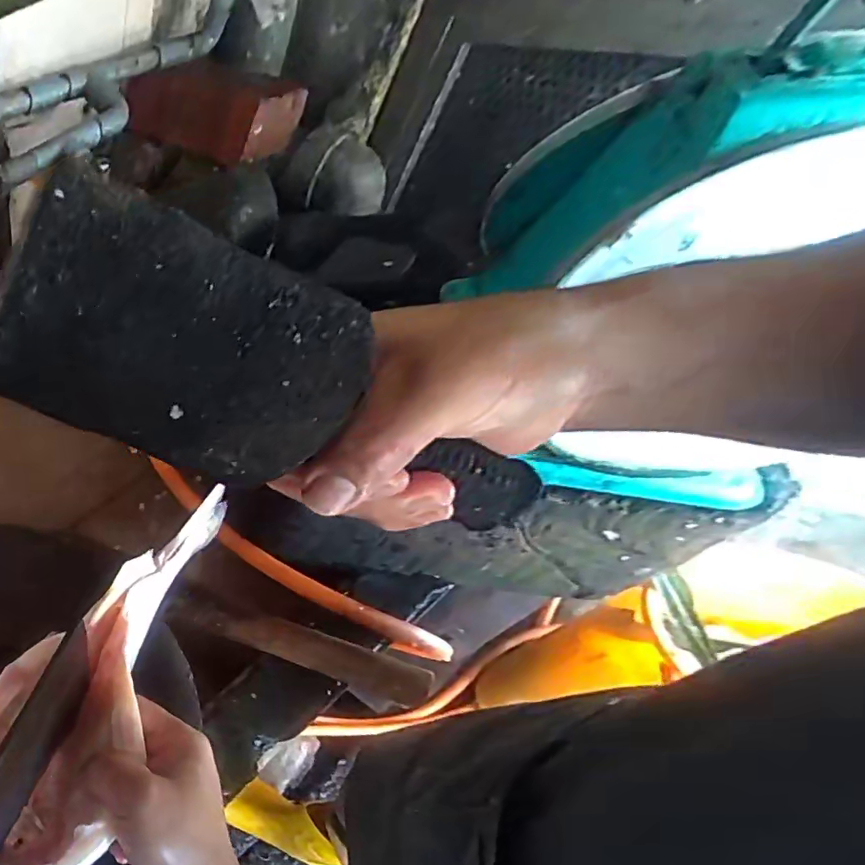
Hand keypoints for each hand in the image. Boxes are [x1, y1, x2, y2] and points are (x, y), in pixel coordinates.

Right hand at [76, 638, 240, 864]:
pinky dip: (106, 806)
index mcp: (180, 739)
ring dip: (97, 783)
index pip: (132, 704)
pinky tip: (96, 824)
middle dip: (93, 752)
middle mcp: (175, 755)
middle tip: (63, 763)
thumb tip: (82, 765)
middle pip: (122, 737)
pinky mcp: (157, 811)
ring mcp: (167, 785)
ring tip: (74, 794)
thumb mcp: (136, 794)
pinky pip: (121, 795)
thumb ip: (103, 766)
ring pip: (118, 768)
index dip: (98, 709)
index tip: (64, 721)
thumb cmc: (175, 840)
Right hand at [270, 288, 604, 530]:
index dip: (296, 466)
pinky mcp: (395, 453)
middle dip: (355, 492)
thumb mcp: (431, 399)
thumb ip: (372, 449)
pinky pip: (374, 495)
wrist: (582, 366)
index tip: (336, 486)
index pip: (282, 428)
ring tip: (436, 495)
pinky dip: (403, 508)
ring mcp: (366, 429)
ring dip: (385, 505)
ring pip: (342, 489)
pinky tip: (439, 498)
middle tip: (401, 487)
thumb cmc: (502, 356)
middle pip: (309, 468)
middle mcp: (337, 402)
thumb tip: (318, 502)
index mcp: (328, 370)